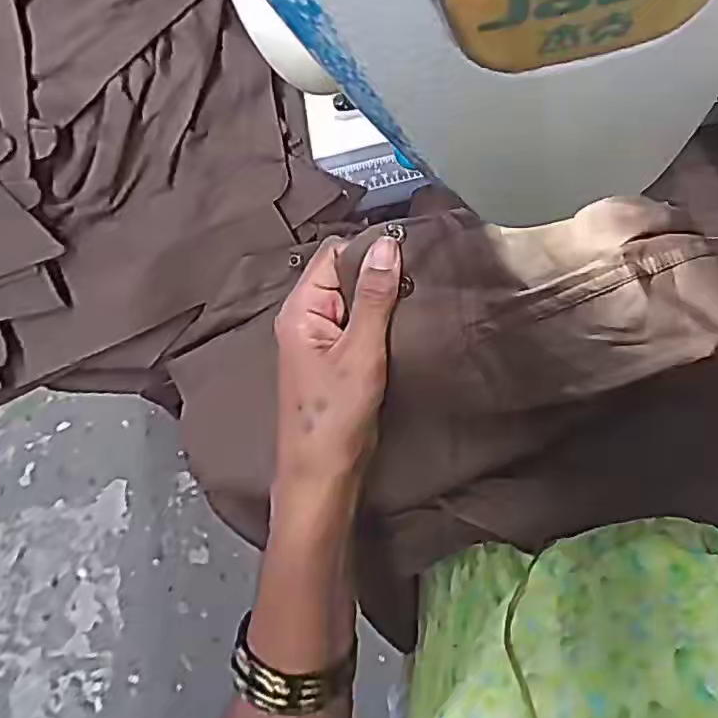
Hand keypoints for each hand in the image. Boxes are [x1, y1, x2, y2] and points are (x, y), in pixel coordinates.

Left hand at [272, 235, 401, 515]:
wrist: (324, 473)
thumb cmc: (334, 416)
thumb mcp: (361, 351)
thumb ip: (375, 296)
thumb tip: (387, 244)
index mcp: (301, 309)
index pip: (334, 254)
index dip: (368, 249)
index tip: (406, 250)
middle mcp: (308, 317)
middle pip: (345, 273)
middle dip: (379, 273)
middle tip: (417, 276)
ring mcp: (323, 337)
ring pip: (357, 298)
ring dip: (383, 297)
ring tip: (415, 298)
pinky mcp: (339, 355)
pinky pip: (362, 321)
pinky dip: (383, 318)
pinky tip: (404, 322)